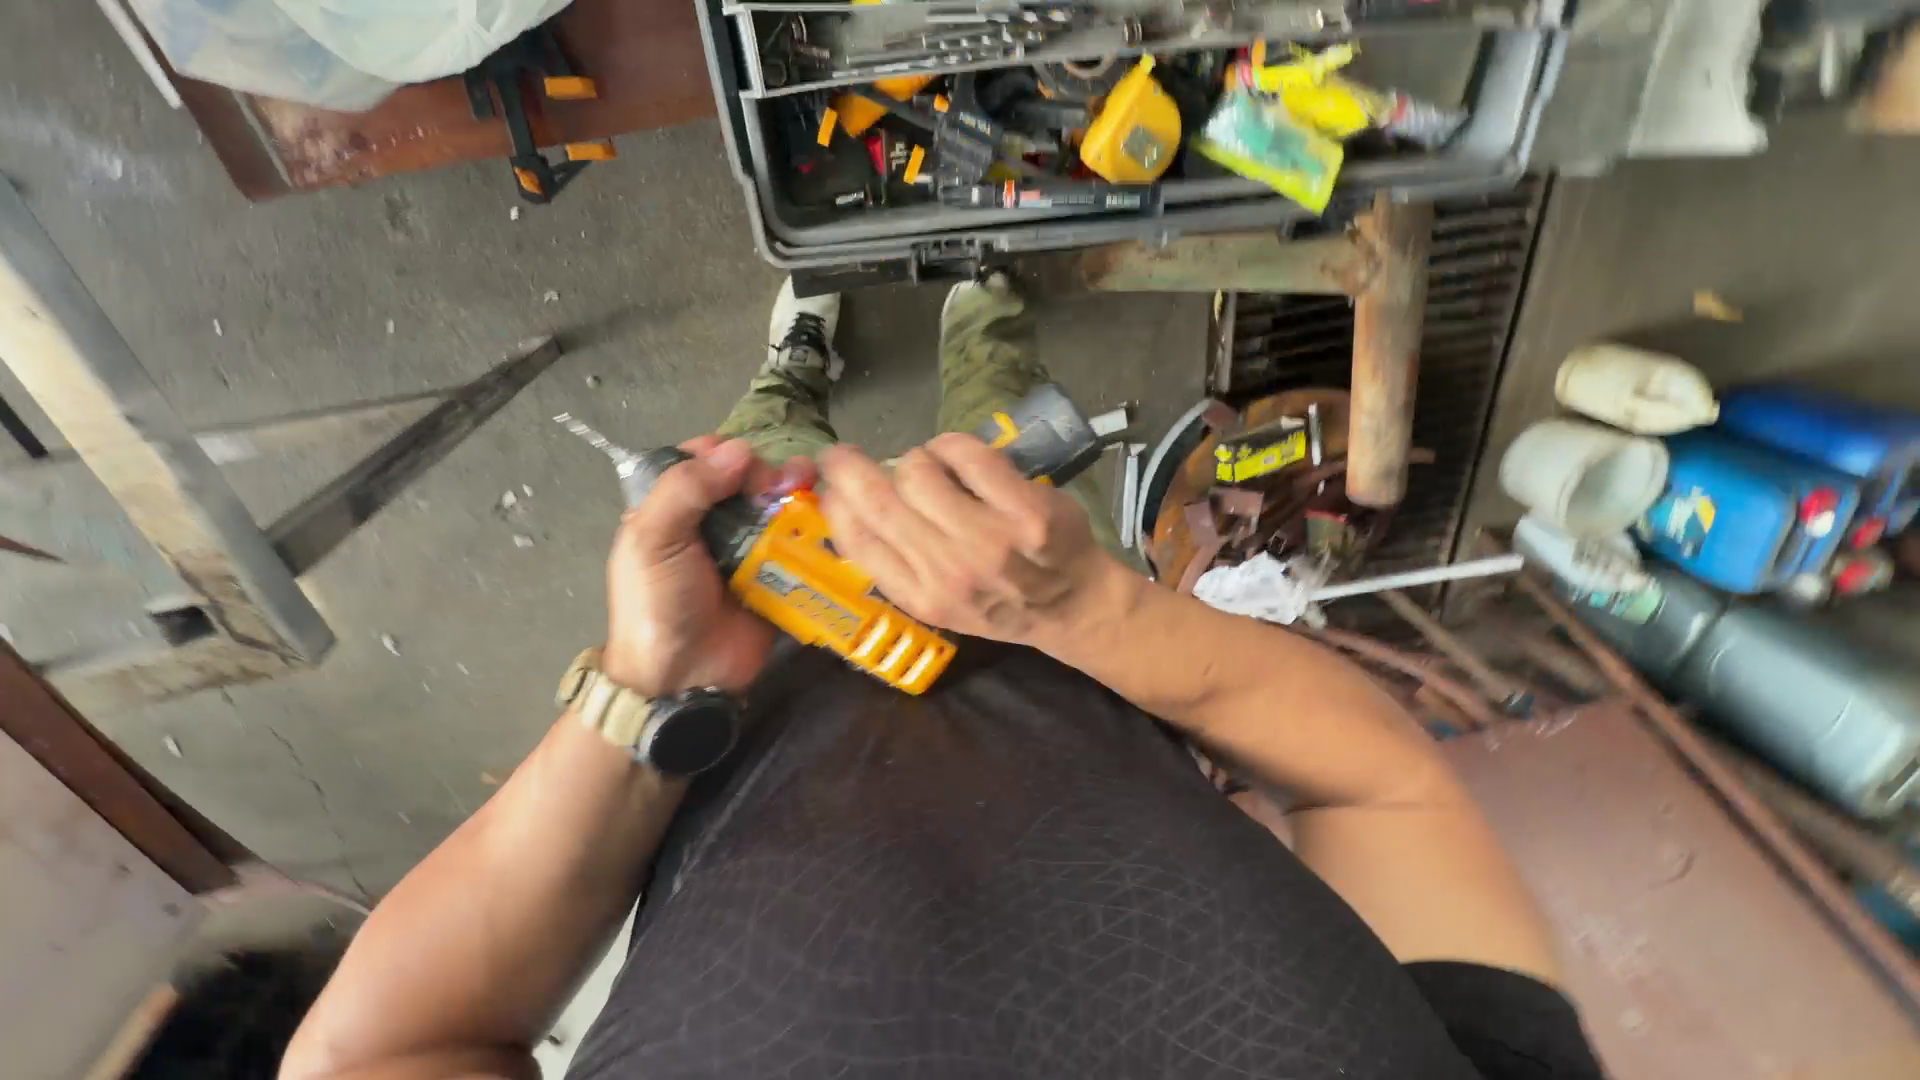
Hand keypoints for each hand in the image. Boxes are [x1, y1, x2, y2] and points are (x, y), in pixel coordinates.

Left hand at [603, 436, 812, 696]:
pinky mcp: (779, 578)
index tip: (743, 467)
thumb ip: (686, 489)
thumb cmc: (657, 605)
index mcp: (673, 509)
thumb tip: (740, 449)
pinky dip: (817, 531)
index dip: (727, 455)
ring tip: (815, 492)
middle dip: (770, 473)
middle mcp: (713, 524)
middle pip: (748, 481)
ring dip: (799, 495)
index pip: (703, 460)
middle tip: (788, 482)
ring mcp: (749, 551)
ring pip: (778, 509)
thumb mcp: (652, 540)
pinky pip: (801, 547)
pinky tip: (831, 521)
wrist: (683, 678)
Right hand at [818, 433, 1118, 645]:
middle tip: (843, 454)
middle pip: (879, 500)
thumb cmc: (997, 601)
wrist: (1072, 606)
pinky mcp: (1025, 512)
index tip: (828, 483)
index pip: (857, 540)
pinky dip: (954, 445)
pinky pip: (969, 455)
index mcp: (919, 597)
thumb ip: (894, 562)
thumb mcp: (937, 603)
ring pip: (917, 471)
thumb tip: (845, 503)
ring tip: (928, 467)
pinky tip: (958, 454)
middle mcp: (948, 572)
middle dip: (849, 466)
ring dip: (915, 459)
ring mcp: (988, 541)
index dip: (833, 502)